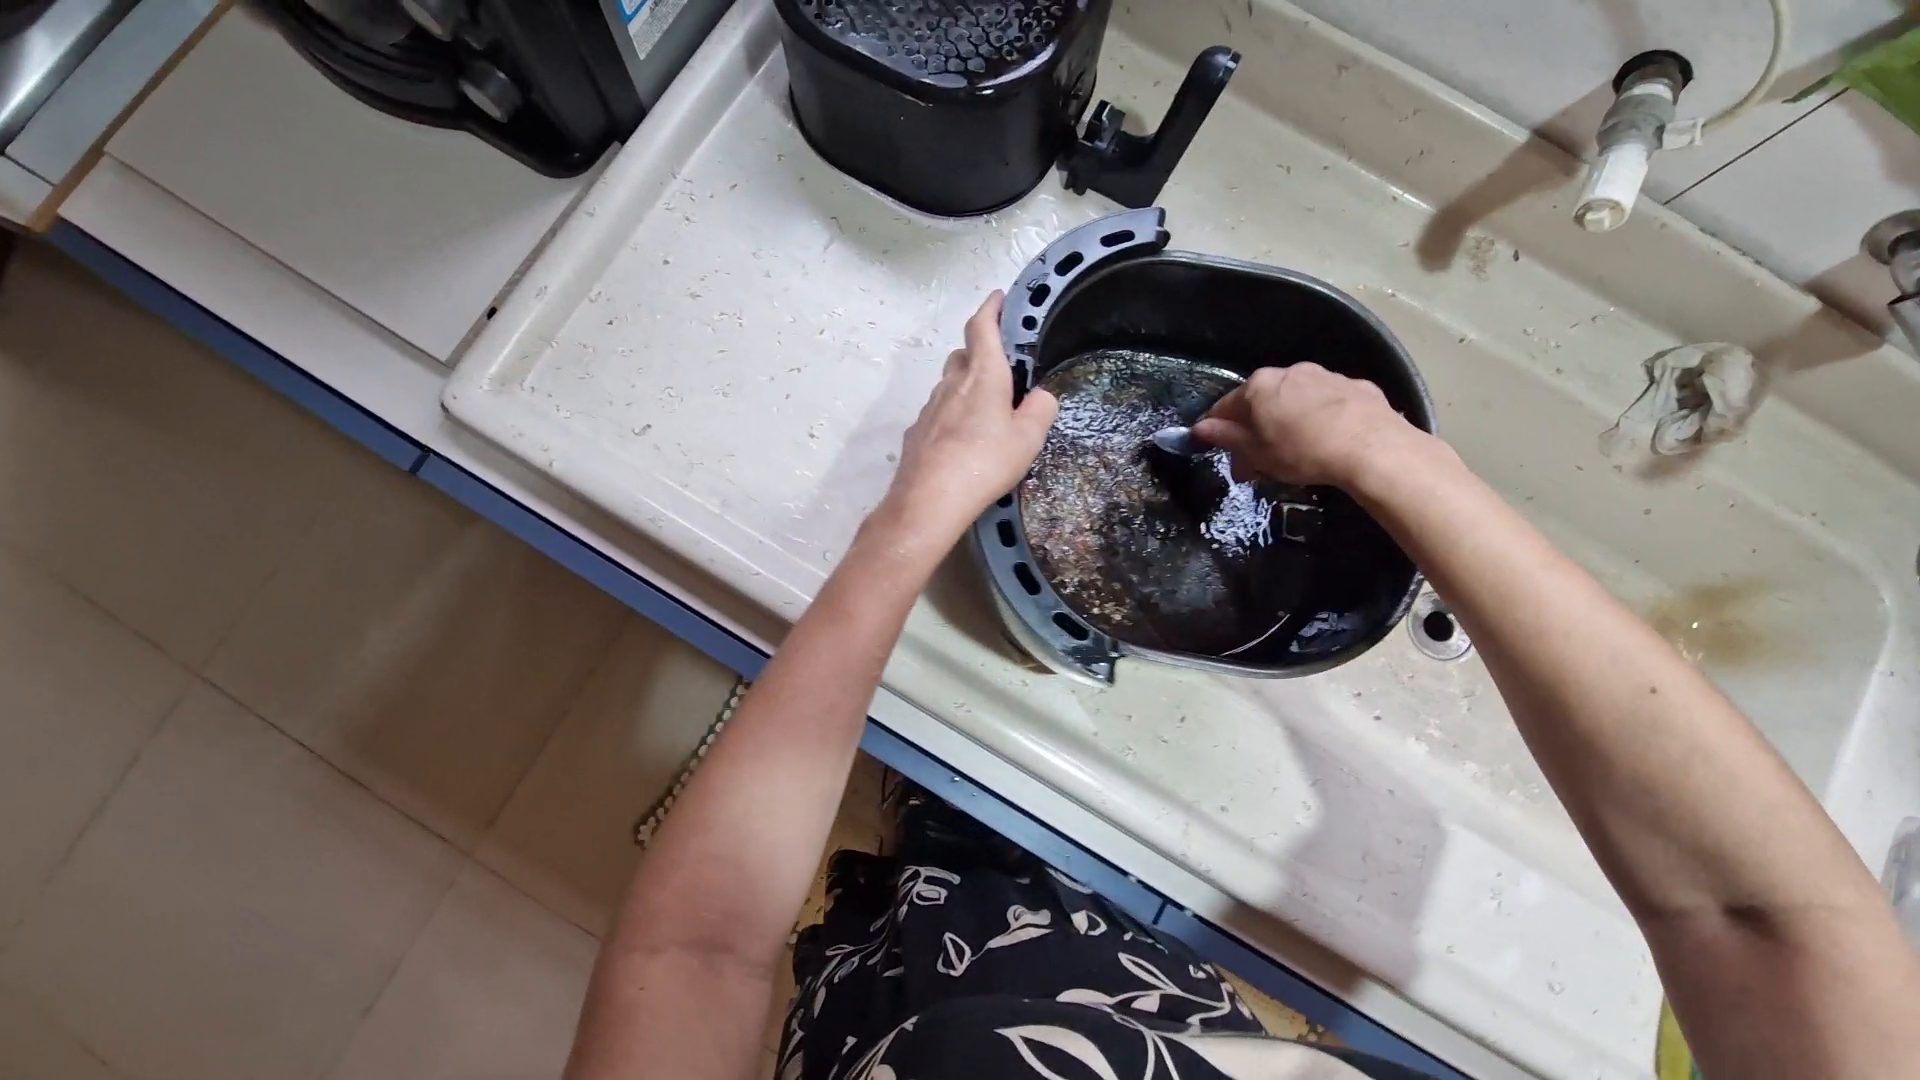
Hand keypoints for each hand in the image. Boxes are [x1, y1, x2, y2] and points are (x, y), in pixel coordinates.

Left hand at [877, 291, 1058, 549]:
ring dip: (965, 385)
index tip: (999, 297)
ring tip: (985, 405)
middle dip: (979, 351)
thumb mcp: (1028, 439)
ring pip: (948, 385)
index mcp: (982, 376)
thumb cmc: (985, 462)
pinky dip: (951, 414)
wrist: (929, 499)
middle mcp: (951, 385)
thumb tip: (1042, 396)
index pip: (982, 328)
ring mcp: (929, 409)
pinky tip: (962, 438)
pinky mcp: (917, 434)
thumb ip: (1040, 411)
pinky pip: (938, 413)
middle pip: (963, 355)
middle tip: (1000, 364)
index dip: (991, 308)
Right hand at [1191, 362, 1414, 486]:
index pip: (1225, 407)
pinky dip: (1320, 420)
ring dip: (1287, 424)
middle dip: (1255, 432)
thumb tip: (1200, 428)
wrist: (1372, 448)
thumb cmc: (1302, 451)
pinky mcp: (1356, 387)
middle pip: (1261, 402)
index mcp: (1259, 386)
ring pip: (1295, 401)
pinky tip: (1327, 443)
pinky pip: (1327, 404)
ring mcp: (1326, 376)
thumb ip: (1226, 437)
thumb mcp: (1257, 453)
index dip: (1218, 432)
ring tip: (1294, 456)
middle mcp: (1290, 372)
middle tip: (1257, 466)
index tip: (1221, 455)